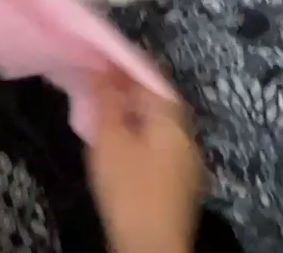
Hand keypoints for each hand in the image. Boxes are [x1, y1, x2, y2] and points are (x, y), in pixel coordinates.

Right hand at [86, 68, 204, 252]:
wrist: (150, 249)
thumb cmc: (127, 187)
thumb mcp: (108, 138)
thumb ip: (106, 99)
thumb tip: (103, 68)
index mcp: (172, 122)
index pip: (152, 77)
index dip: (126, 60)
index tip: (99, 49)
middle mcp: (186, 138)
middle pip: (158, 99)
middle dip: (128, 85)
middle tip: (96, 75)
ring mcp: (186, 162)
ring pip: (158, 122)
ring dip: (132, 107)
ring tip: (101, 102)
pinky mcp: (179, 182)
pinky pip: (158, 141)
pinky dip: (138, 128)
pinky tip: (117, 136)